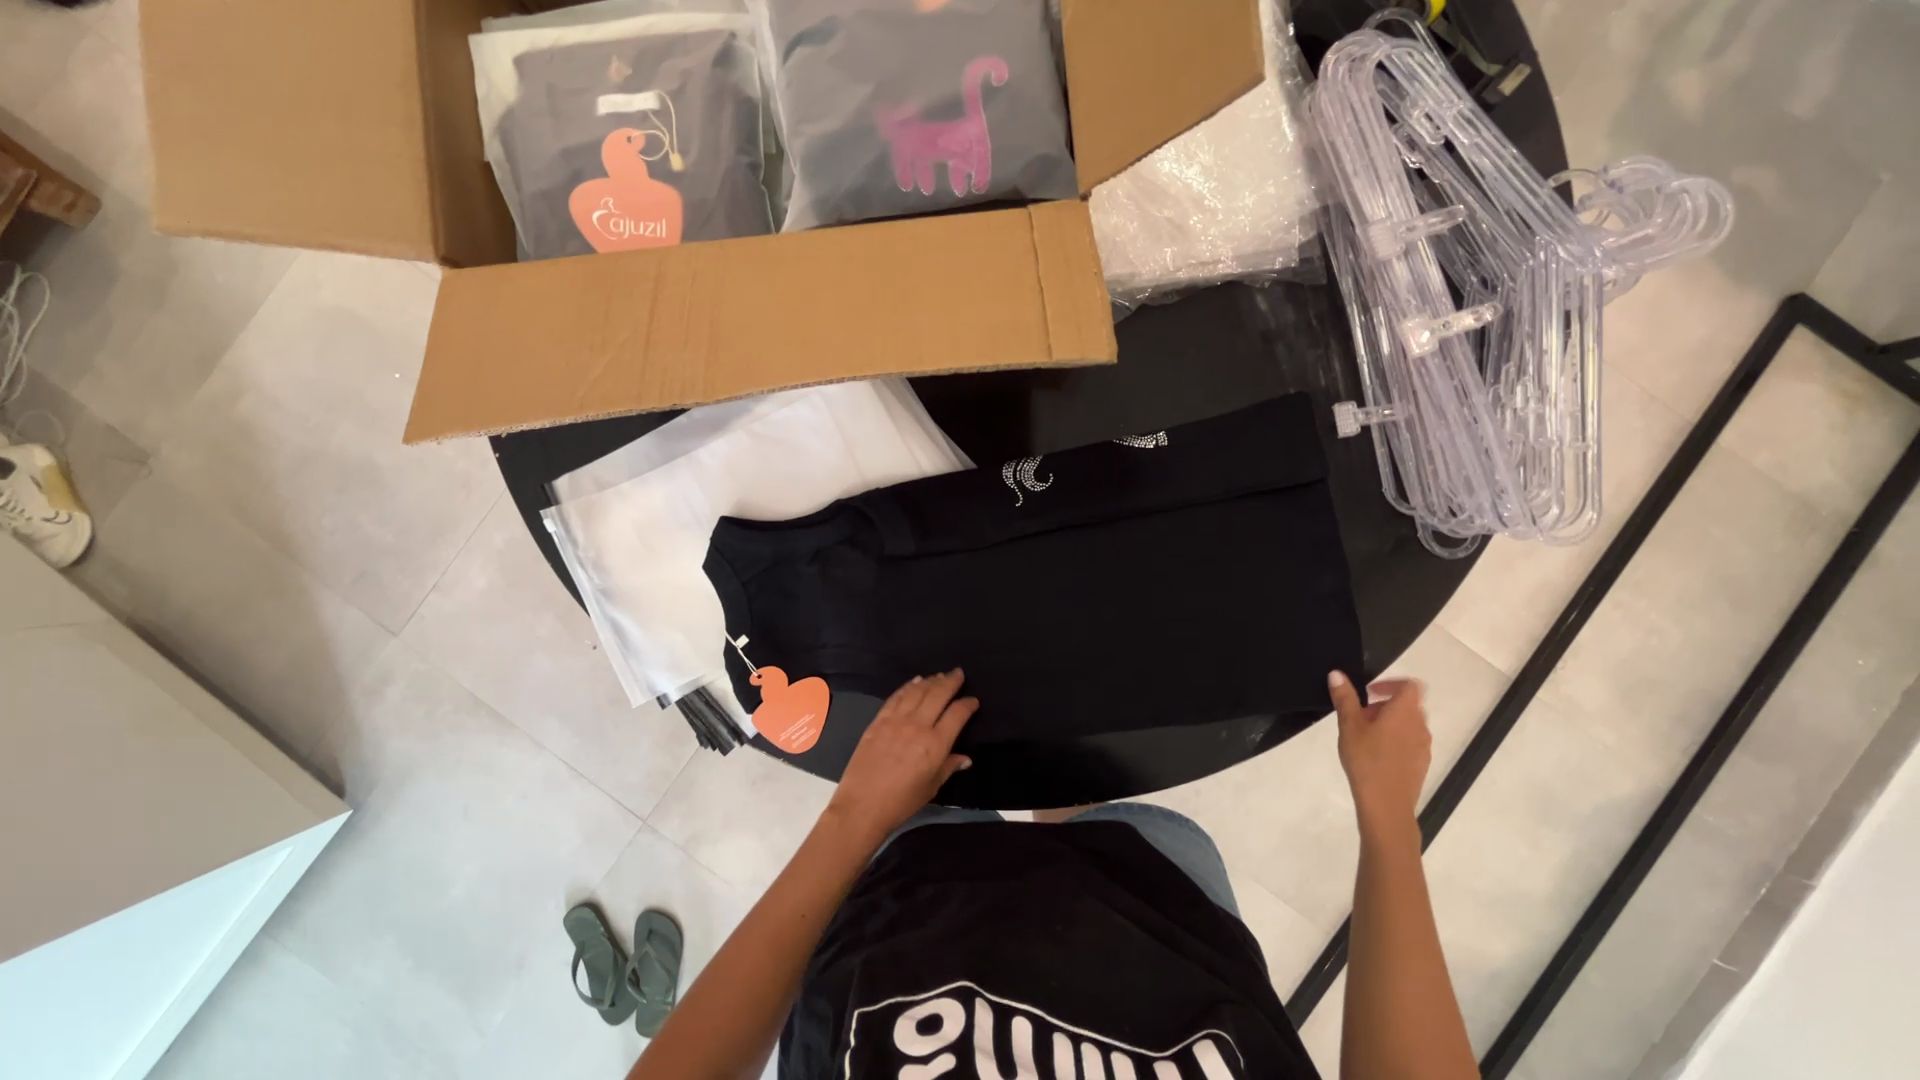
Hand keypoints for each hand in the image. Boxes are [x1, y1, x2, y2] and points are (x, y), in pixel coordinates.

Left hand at [826, 670, 977, 843]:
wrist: (863, 804)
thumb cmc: (902, 801)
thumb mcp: (932, 787)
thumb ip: (949, 767)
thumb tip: (965, 758)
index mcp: (936, 744)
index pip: (957, 714)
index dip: (968, 704)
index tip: (973, 701)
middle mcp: (918, 726)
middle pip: (938, 694)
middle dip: (951, 681)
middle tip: (958, 673)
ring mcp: (896, 721)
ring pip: (917, 691)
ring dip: (930, 681)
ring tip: (939, 675)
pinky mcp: (878, 721)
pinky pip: (896, 697)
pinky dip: (908, 686)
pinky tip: (915, 682)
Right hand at [1331, 672, 1430, 829]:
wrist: (1387, 804)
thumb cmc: (1366, 760)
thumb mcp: (1349, 726)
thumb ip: (1345, 698)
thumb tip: (1337, 674)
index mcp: (1405, 711)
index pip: (1409, 685)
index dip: (1390, 684)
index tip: (1369, 693)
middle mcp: (1420, 725)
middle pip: (1408, 704)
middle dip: (1385, 705)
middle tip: (1360, 716)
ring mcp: (1424, 746)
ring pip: (1409, 724)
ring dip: (1390, 722)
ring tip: (1365, 737)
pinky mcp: (1422, 763)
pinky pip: (1411, 742)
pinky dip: (1396, 739)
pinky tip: (1376, 756)